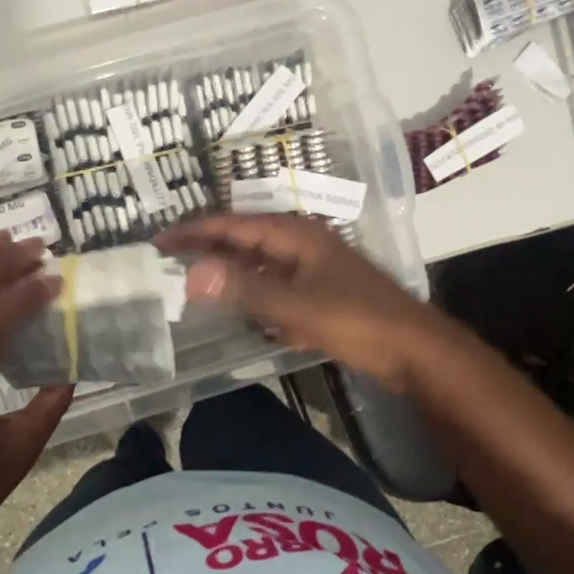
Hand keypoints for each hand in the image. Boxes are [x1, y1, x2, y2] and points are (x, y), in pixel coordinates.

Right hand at [156, 214, 453, 389]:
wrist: (414, 349)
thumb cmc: (356, 320)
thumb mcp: (294, 306)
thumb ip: (244, 290)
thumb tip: (192, 274)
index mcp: (296, 235)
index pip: (233, 225)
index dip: (194, 232)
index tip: (159, 241)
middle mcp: (304, 244)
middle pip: (246, 240)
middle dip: (209, 248)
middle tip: (170, 259)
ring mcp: (315, 269)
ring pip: (261, 264)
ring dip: (230, 272)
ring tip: (196, 283)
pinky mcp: (323, 294)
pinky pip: (277, 288)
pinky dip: (255, 295)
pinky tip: (242, 311)